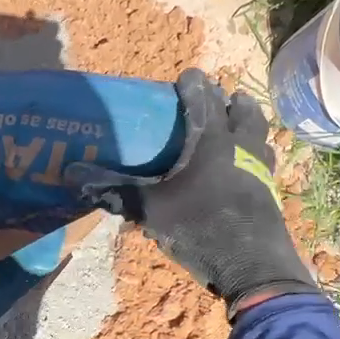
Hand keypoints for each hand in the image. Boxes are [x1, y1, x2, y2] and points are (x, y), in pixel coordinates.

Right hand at [65, 69, 318, 317]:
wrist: (252, 264)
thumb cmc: (199, 226)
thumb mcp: (149, 208)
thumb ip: (114, 190)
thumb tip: (71, 173)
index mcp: (214, 143)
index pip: (204, 103)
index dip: (194, 87)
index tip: (188, 74)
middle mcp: (242, 149)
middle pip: (243, 114)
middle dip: (231, 102)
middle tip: (224, 94)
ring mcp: (260, 172)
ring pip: (259, 137)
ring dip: (249, 126)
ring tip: (239, 123)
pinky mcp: (267, 194)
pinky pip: (262, 162)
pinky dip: (254, 154)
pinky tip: (244, 168)